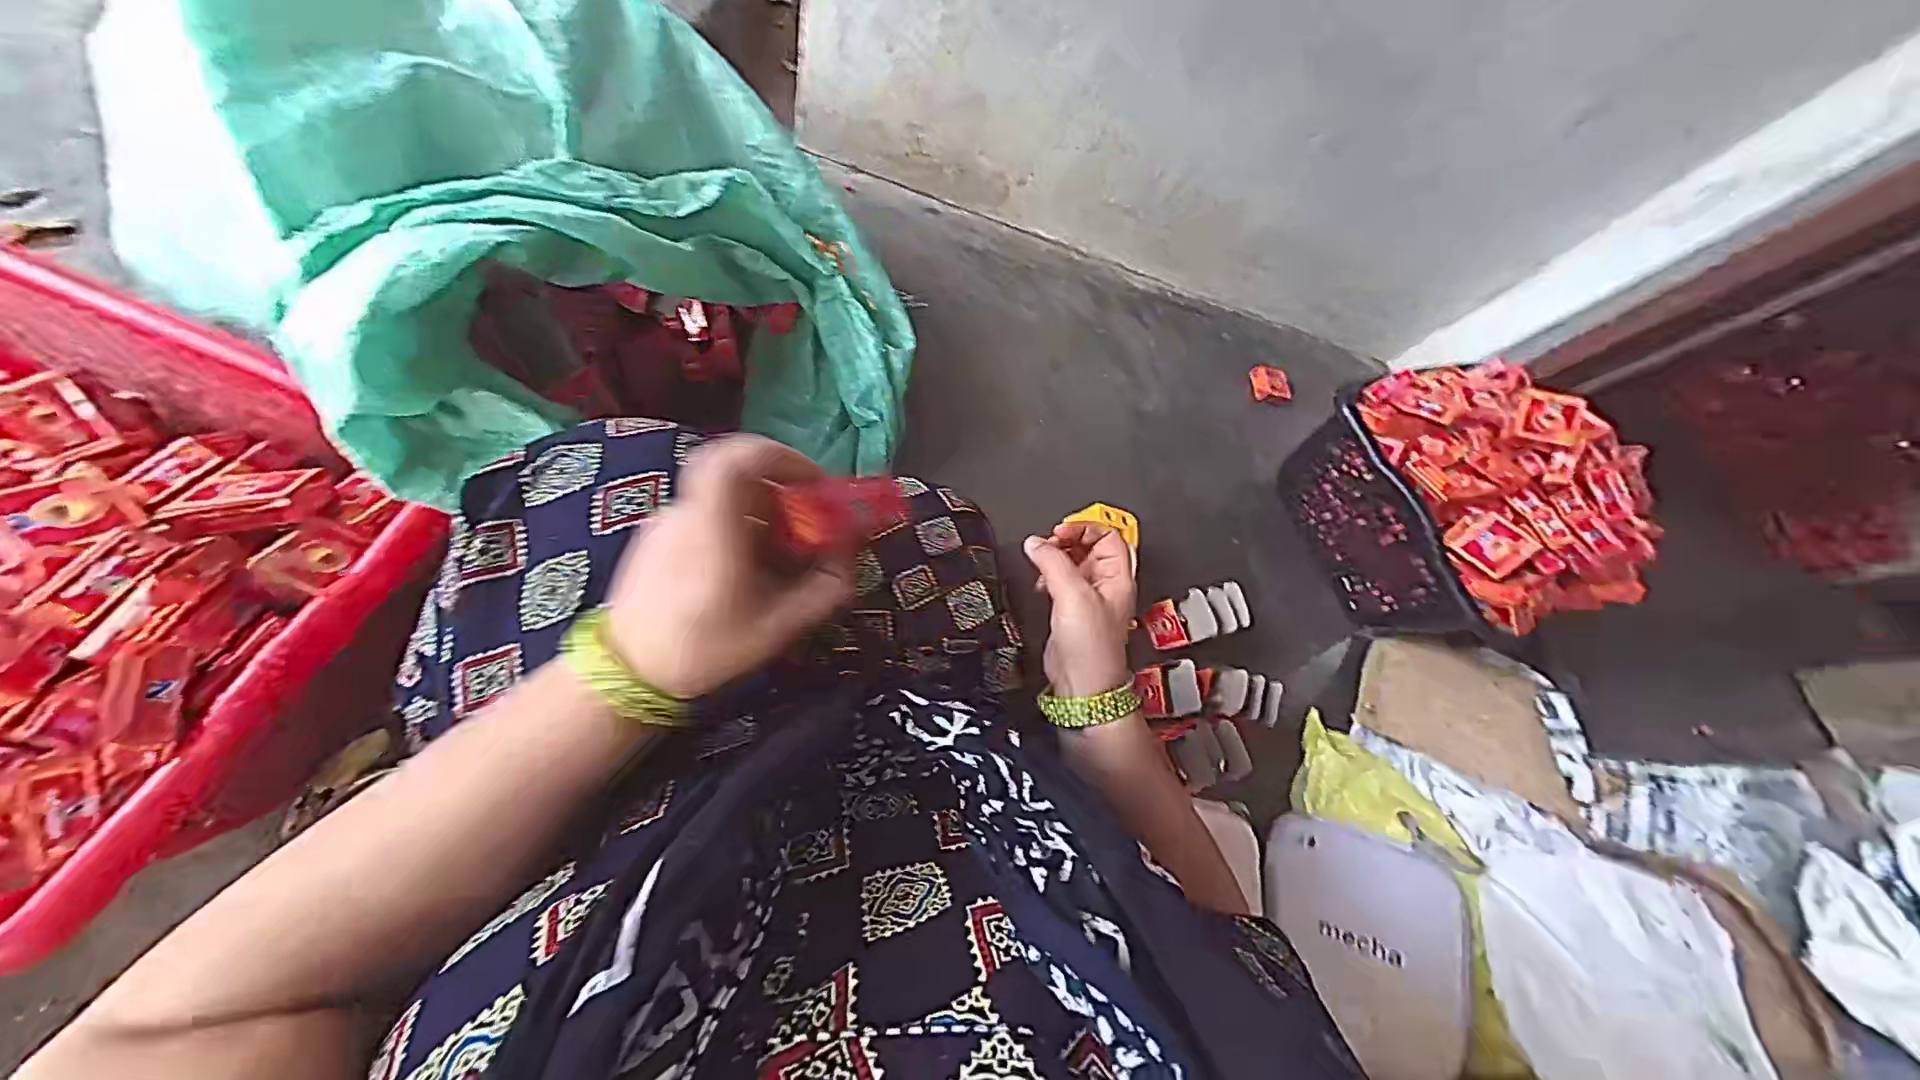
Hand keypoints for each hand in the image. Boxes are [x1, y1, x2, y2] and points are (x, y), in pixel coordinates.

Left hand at [604, 435, 852, 698]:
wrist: (624, 672)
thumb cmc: (701, 649)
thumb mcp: (775, 629)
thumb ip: (821, 592)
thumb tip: (848, 561)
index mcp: (713, 527)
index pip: (737, 457)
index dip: (781, 455)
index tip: (812, 481)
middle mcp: (687, 512)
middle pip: (739, 473)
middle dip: (783, 488)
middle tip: (808, 517)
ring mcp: (667, 521)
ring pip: (724, 495)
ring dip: (762, 511)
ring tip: (780, 554)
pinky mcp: (658, 535)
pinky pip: (707, 513)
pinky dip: (737, 524)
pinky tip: (745, 567)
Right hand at [1023, 522, 1134, 696]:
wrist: (1083, 684)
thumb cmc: (1093, 649)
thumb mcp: (1073, 595)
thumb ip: (1053, 563)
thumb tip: (1036, 543)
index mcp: (1118, 577)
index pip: (1107, 535)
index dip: (1084, 528)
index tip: (1061, 532)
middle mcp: (1106, 585)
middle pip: (1089, 546)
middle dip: (1067, 541)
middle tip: (1049, 544)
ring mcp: (1089, 597)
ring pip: (1073, 562)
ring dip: (1055, 558)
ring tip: (1042, 562)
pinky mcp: (1071, 609)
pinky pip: (1061, 580)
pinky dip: (1048, 574)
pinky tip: (1041, 581)